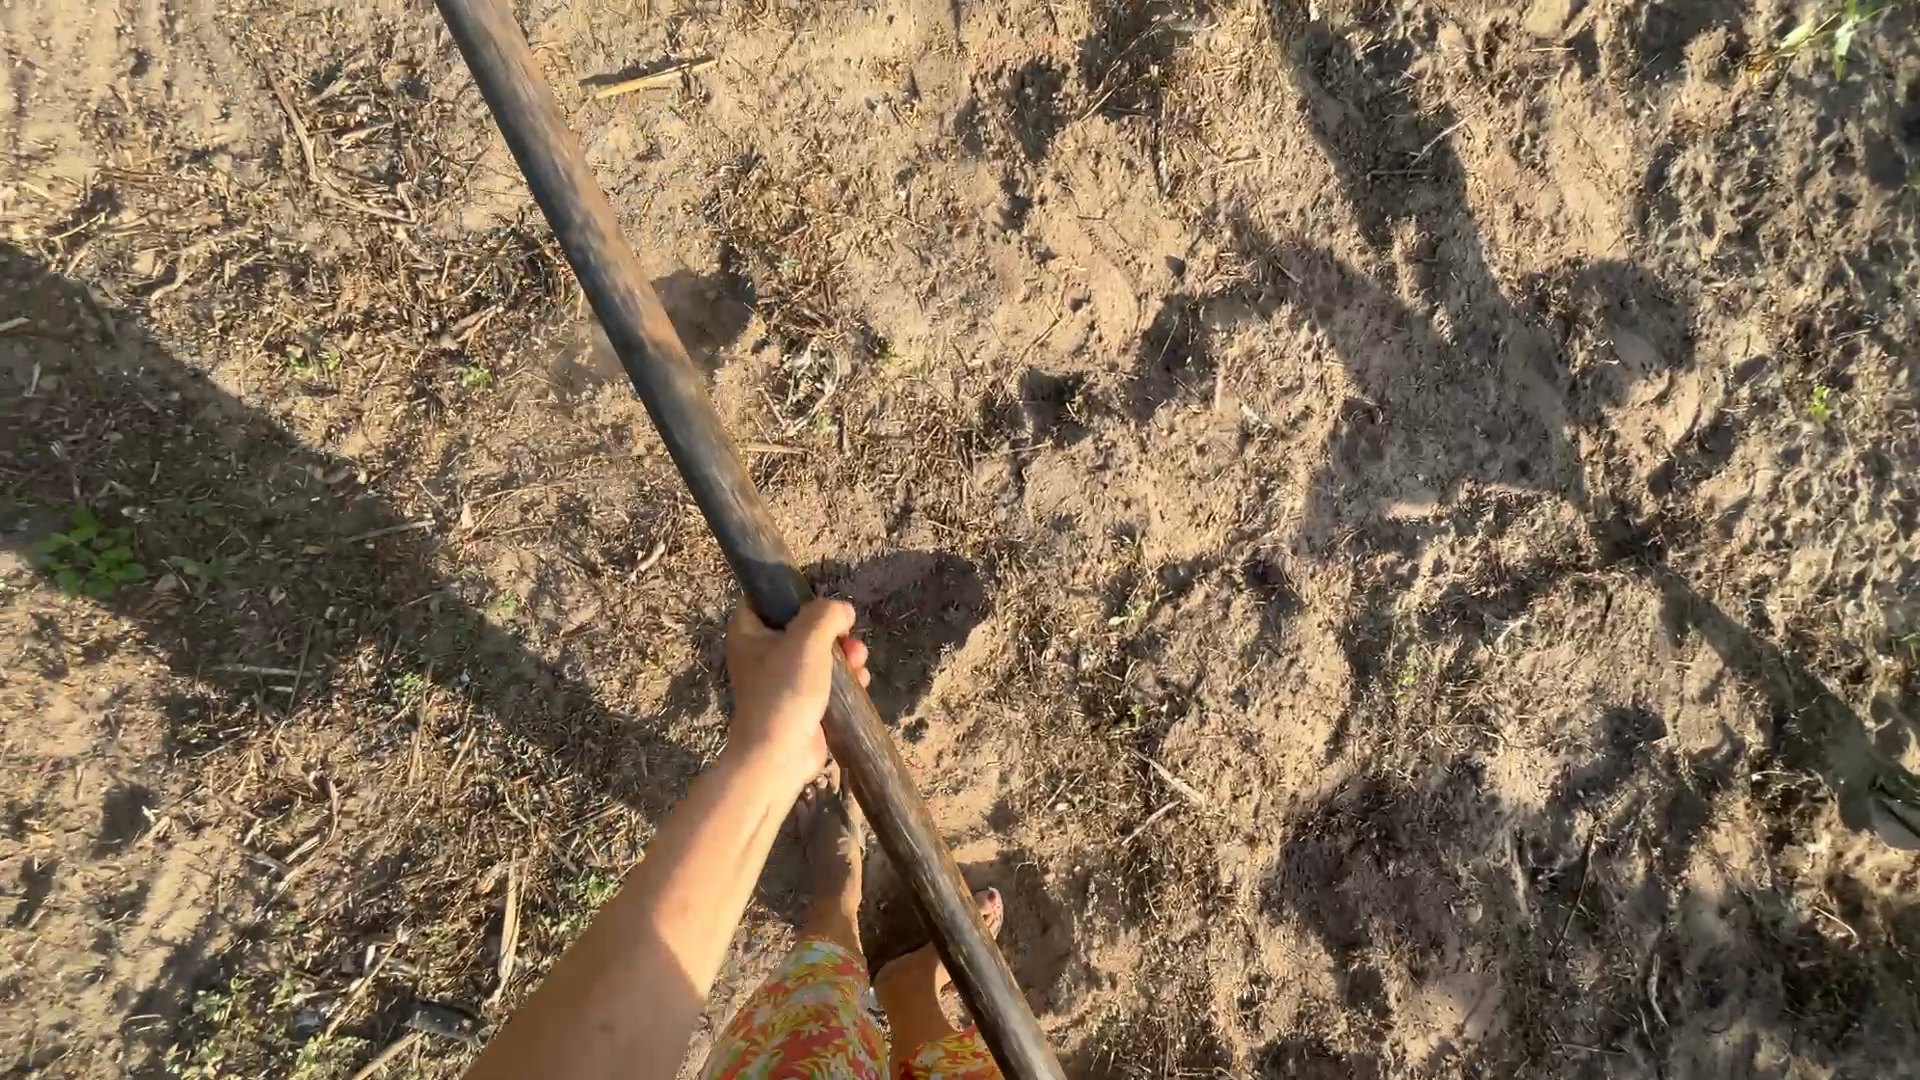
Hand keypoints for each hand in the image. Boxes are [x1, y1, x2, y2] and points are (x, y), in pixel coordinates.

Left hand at [723, 598, 870, 790]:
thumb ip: (826, 615)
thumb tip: (844, 611)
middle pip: (802, 625)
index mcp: (748, 633)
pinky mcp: (802, 701)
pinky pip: (827, 679)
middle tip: (850, 638)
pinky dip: (845, 678)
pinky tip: (860, 681)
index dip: (793, 594)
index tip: (820, 600)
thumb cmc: (785, 692)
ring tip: (859, 663)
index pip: (764, 598)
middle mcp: (761, 653)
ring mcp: (781, 679)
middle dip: (833, 631)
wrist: (779, 756)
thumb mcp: (807, 641)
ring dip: (845, 654)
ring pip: (820, 652)